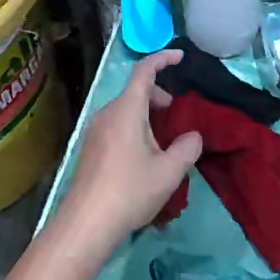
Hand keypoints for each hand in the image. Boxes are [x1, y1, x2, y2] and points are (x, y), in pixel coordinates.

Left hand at [53, 48, 202, 251]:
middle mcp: (107, 113)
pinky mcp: (90, 148)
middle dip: (159, 96)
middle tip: (176, 116)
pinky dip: (135, 128)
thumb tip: (192, 136)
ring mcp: (95, 130)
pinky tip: (144, 158)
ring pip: (126, 111)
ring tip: (164, 144)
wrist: (86, 223)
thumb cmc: (130, 191)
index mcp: (127, 109)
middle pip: (135, 92)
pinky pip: (116, 126)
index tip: (181, 57)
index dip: (163, 59)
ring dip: (147, 117)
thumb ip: (187, 148)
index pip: (144, 71)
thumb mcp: (169, 172)